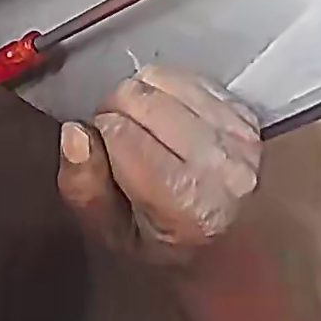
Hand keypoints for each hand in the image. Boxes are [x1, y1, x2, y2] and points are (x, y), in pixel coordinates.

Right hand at [56, 66, 261, 267]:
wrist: (233, 244)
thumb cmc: (165, 241)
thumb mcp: (112, 234)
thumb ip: (84, 188)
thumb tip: (75, 132)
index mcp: (187, 202)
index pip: (117, 131)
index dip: (101, 137)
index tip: (109, 158)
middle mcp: (221, 164)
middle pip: (136, 96)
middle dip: (117, 111)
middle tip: (124, 142)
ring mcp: (238, 134)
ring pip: (158, 79)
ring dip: (142, 97)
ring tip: (147, 130)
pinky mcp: (245, 112)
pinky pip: (184, 75)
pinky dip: (167, 90)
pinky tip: (171, 121)